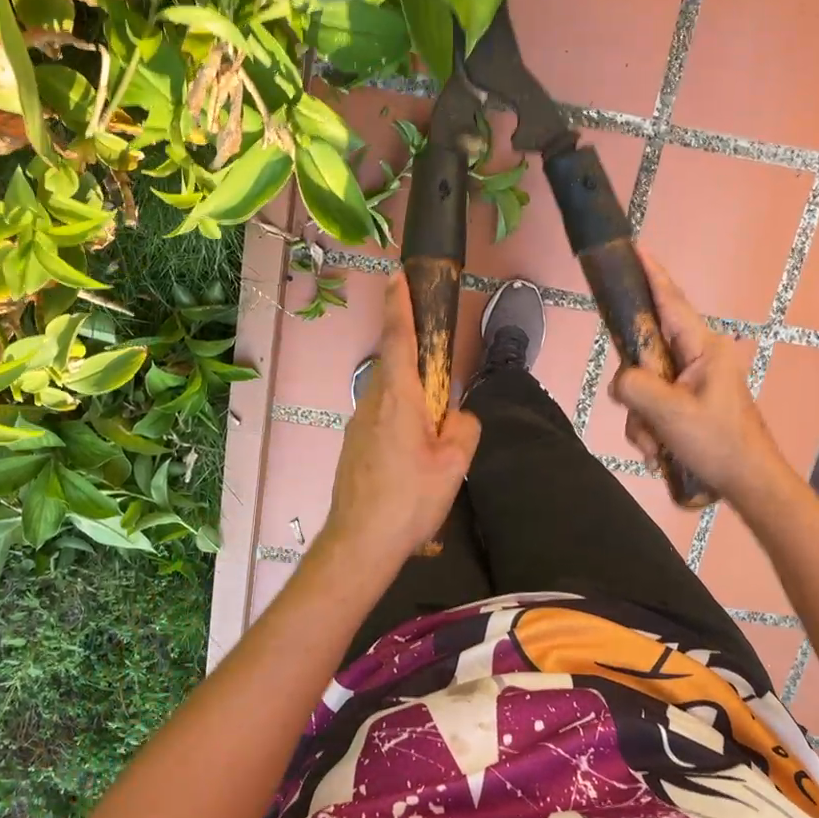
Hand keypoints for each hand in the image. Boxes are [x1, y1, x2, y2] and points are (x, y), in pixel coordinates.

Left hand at [317, 274, 480, 571]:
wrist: (360, 542)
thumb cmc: (409, 499)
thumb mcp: (454, 463)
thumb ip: (464, 427)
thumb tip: (457, 416)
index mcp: (398, 397)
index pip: (400, 337)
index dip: (401, 303)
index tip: (398, 274)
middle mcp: (373, 401)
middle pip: (399, 369)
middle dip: (422, 371)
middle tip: (443, 403)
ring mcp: (358, 424)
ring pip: (392, 399)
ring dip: (414, 407)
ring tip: (433, 452)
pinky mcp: (354, 446)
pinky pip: (384, 421)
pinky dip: (402, 428)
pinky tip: (413, 467)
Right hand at [611, 251, 784, 498]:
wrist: (749, 483)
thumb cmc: (718, 442)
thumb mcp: (670, 414)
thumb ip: (635, 386)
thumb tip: (621, 380)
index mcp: (703, 347)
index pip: (670, 301)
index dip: (650, 275)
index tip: (633, 248)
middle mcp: (696, 357)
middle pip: (643, 353)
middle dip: (634, 391)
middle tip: (643, 416)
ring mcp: (690, 382)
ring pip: (641, 386)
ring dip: (641, 419)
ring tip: (658, 445)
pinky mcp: (686, 404)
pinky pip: (650, 406)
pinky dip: (648, 430)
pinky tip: (660, 452)